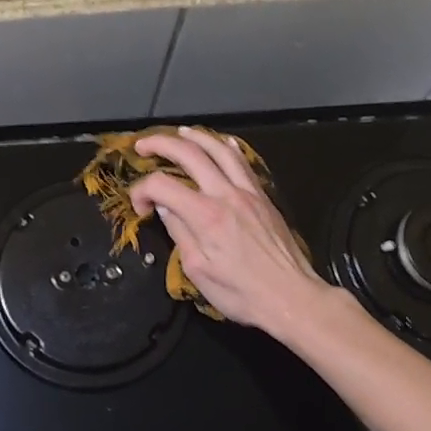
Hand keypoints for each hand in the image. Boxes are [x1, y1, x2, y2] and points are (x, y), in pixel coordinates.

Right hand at [128, 126, 344, 339]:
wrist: (291, 297)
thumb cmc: (241, 293)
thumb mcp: (198, 271)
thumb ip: (180, 233)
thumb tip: (164, 207)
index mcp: (205, 216)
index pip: (162, 185)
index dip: (141, 190)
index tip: (139, 206)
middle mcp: (226, 195)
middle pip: (190, 154)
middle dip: (161, 144)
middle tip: (143, 146)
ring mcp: (248, 192)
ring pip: (220, 150)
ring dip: (195, 137)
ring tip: (179, 133)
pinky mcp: (263, 197)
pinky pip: (243, 163)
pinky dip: (227, 148)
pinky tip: (220, 144)